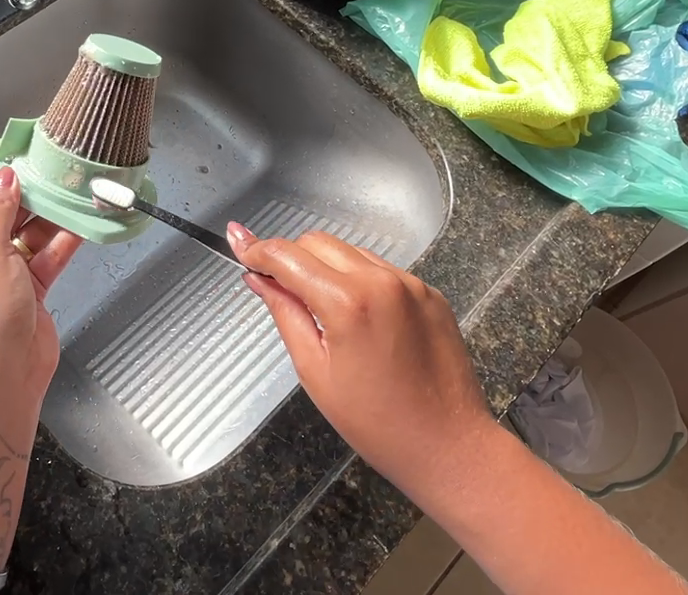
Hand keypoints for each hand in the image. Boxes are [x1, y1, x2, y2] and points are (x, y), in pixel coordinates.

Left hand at [0, 168, 80, 407]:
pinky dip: (64, 242)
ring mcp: (5, 273)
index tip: (13, 178)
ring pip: (28, 234)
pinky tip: (83, 225)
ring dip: (50, 218)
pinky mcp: (32, 289)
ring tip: (74, 196)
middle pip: (0, 215)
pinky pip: (48, 257)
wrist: (2, 375)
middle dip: (25, 199)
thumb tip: (6, 175)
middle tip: (54, 179)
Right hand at [229, 226, 498, 492]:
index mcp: (346, 301)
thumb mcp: (314, 371)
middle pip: (317, 242)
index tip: (236, 241)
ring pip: (349, 250)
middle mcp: (381, 279)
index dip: (256, 248)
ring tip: (318, 305)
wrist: (451, 447)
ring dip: (324, 265)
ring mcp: (410, 283)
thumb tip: (257, 278)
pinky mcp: (429, 292)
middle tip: (274, 284)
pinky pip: (380, 268)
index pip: (287, 255)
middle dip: (290, 256)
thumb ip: (284, 312)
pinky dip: (357, 278)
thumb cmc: (375, 422)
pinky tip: (356, 314)